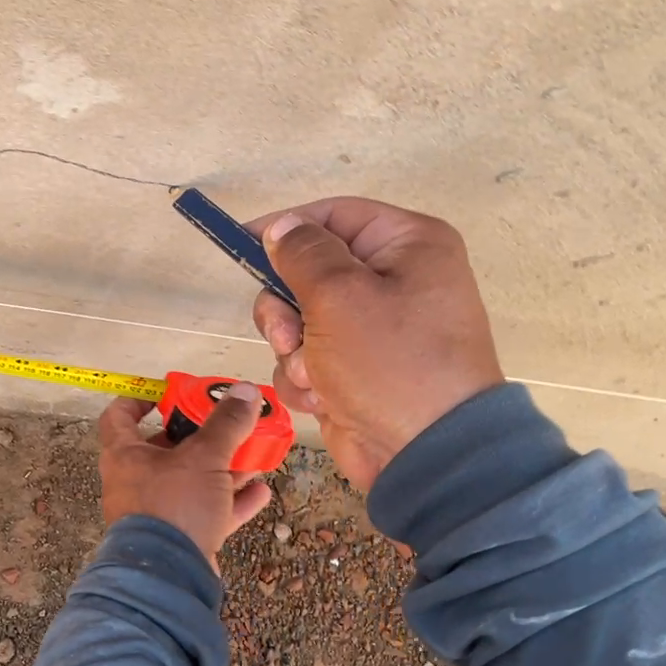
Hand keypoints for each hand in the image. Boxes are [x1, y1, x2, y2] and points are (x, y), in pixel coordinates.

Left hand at [98, 383, 273, 568]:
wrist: (169, 575)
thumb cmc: (174, 505)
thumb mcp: (204, 457)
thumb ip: (225, 424)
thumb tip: (245, 392)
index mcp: (124, 456)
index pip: (118, 416)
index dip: (139, 399)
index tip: (168, 393)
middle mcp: (132, 482)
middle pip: (162, 450)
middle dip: (198, 438)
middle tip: (224, 426)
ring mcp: (154, 512)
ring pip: (188, 482)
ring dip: (220, 469)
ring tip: (252, 457)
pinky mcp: (176, 537)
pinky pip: (203, 512)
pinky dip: (229, 502)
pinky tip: (260, 493)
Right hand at [246, 198, 504, 490]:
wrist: (423, 449)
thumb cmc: (389, 362)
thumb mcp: (339, 296)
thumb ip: (303, 254)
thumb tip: (282, 227)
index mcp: (405, 246)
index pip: (332, 216)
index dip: (286, 228)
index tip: (242, 244)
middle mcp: (390, 281)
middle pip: (304, 274)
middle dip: (285, 310)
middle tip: (291, 334)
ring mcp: (369, 329)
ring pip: (295, 322)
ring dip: (292, 351)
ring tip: (316, 374)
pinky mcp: (351, 368)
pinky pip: (304, 360)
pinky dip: (304, 379)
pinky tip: (325, 397)